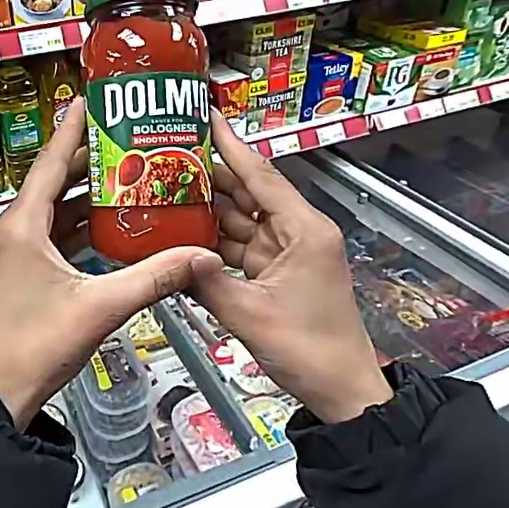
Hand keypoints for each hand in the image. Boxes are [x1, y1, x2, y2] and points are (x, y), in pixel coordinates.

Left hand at [0, 99, 221, 429]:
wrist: (1, 391)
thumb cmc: (36, 346)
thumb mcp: (100, 307)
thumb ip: (153, 277)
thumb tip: (199, 256)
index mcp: (25, 225)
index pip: (52, 161)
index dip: (72, 128)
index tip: (90, 99)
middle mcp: (18, 228)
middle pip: (57, 179)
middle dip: (91, 158)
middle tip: (128, 138)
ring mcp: (21, 248)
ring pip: (59, 205)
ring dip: (90, 190)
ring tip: (129, 173)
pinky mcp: (29, 266)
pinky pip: (58, 229)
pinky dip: (84, 220)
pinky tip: (115, 221)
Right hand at [187, 112, 394, 423]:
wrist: (342, 391)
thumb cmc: (309, 349)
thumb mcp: (250, 315)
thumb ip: (206, 282)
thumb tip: (169, 258)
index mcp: (303, 230)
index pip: (261, 175)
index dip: (232, 144)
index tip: (208, 116)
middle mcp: (296, 232)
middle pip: (247, 193)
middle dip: (210, 176)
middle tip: (167, 157)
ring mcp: (286, 252)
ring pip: (239, 220)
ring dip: (207, 209)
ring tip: (166, 189)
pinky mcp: (276, 270)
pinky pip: (239, 246)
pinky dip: (213, 241)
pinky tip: (182, 232)